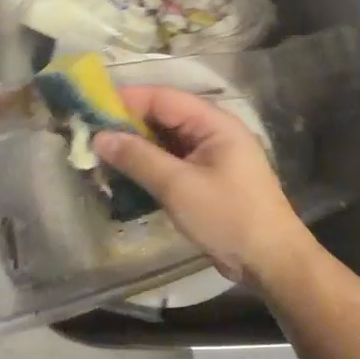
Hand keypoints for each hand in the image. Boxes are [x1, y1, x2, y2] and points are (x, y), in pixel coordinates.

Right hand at [92, 85, 314, 282]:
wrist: (270, 261)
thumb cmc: (228, 216)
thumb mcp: (178, 186)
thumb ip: (138, 158)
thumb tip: (99, 137)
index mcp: (214, 123)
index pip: (163, 97)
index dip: (126, 100)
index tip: (90, 108)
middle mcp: (212, 133)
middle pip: (162, 116)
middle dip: (126, 124)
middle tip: (89, 135)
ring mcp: (210, 157)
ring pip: (164, 141)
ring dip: (135, 147)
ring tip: (100, 155)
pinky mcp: (205, 180)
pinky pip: (170, 162)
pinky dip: (147, 165)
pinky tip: (123, 175)